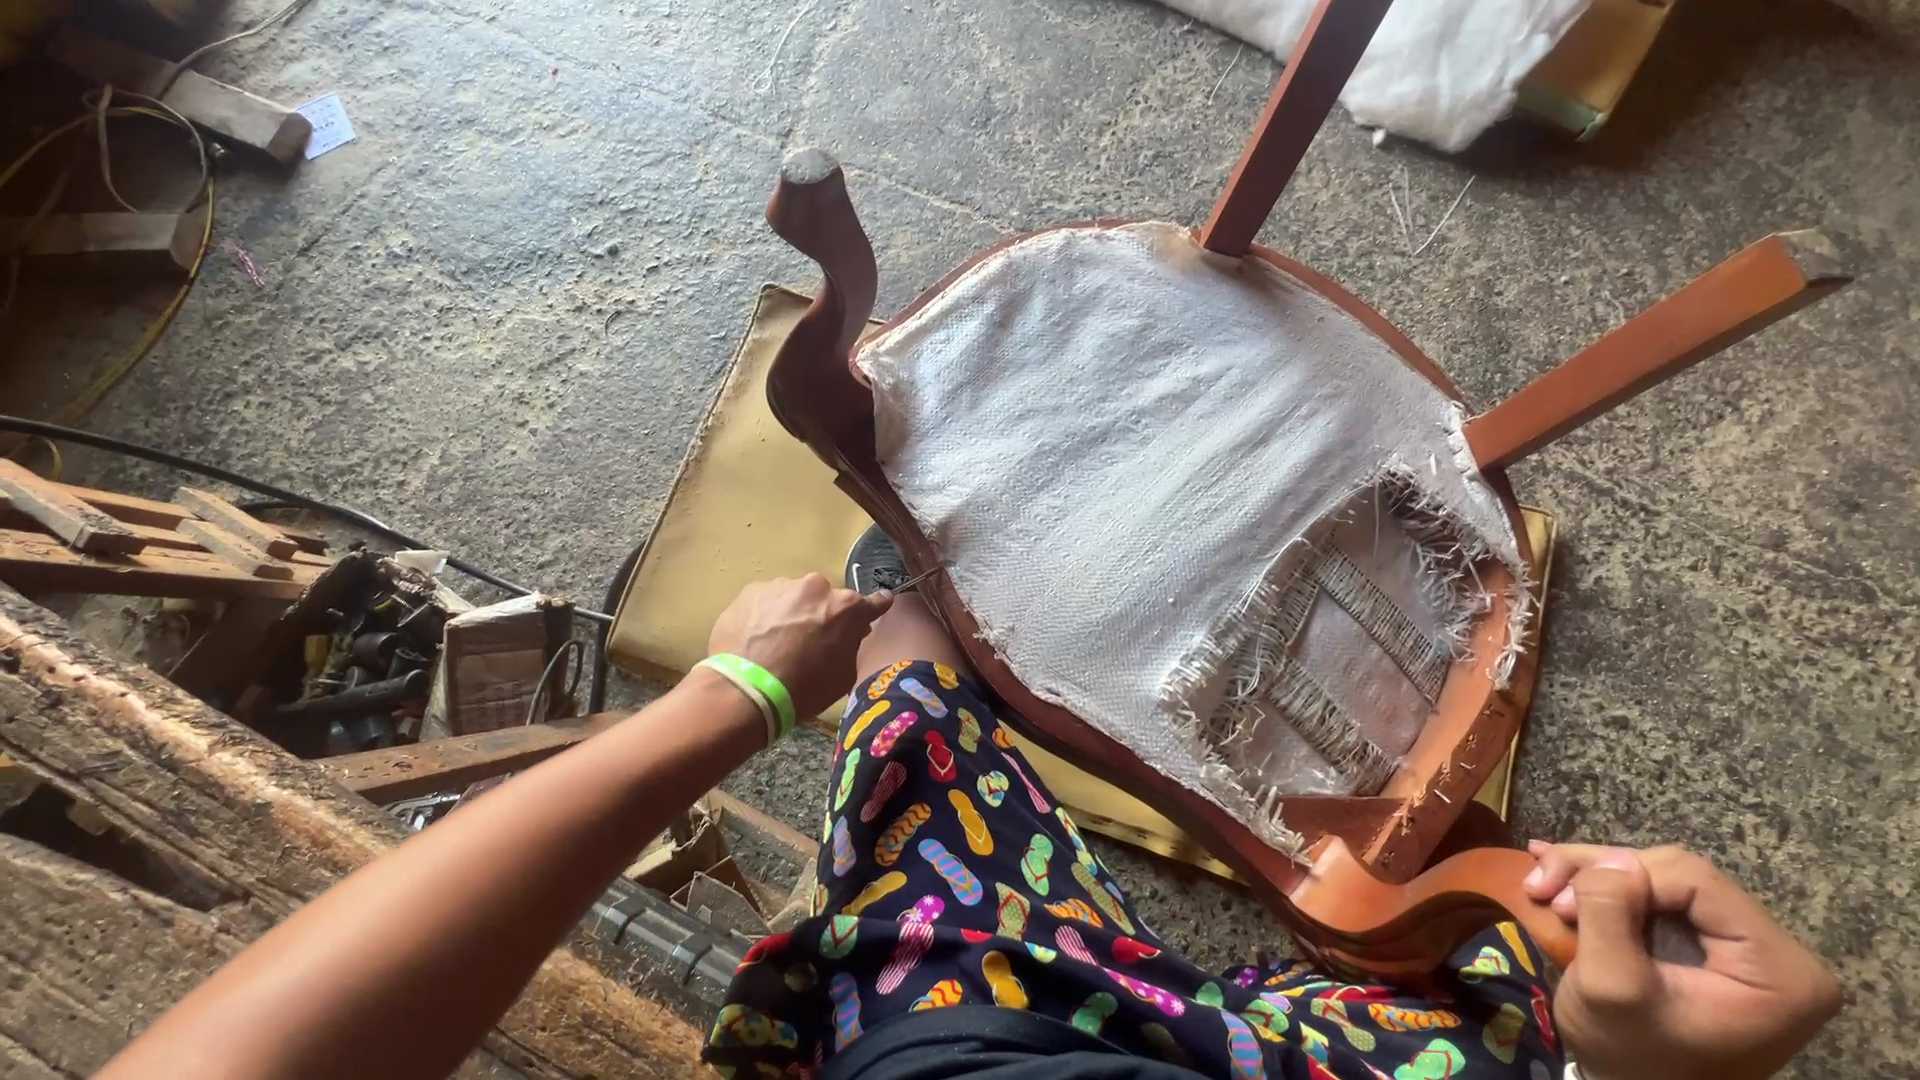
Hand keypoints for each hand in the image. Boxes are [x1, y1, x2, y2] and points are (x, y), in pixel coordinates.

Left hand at [708, 574, 893, 717]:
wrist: (746, 691)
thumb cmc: (804, 688)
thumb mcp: (843, 676)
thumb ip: (851, 646)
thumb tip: (849, 633)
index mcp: (846, 607)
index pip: (873, 601)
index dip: (876, 606)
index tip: (880, 605)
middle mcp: (816, 587)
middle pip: (826, 599)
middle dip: (822, 614)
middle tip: (810, 641)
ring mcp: (780, 586)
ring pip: (793, 598)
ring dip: (791, 614)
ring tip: (775, 643)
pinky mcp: (749, 592)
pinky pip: (765, 602)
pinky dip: (764, 616)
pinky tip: (754, 640)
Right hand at [1526, 843, 1840, 1079]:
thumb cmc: (1631, 1054)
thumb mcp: (1610, 986)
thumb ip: (1611, 915)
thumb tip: (1613, 858)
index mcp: (1779, 969)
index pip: (1694, 879)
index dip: (1619, 878)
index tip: (1560, 905)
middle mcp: (1775, 951)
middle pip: (1673, 871)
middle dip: (1595, 873)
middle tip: (1540, 892)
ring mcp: (1743, 948)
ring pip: (1656, 874)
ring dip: (1588, 875)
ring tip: (1538, 888)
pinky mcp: (1711, 946)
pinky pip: (1655, 892)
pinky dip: (1601, 884)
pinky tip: (1557, 878)